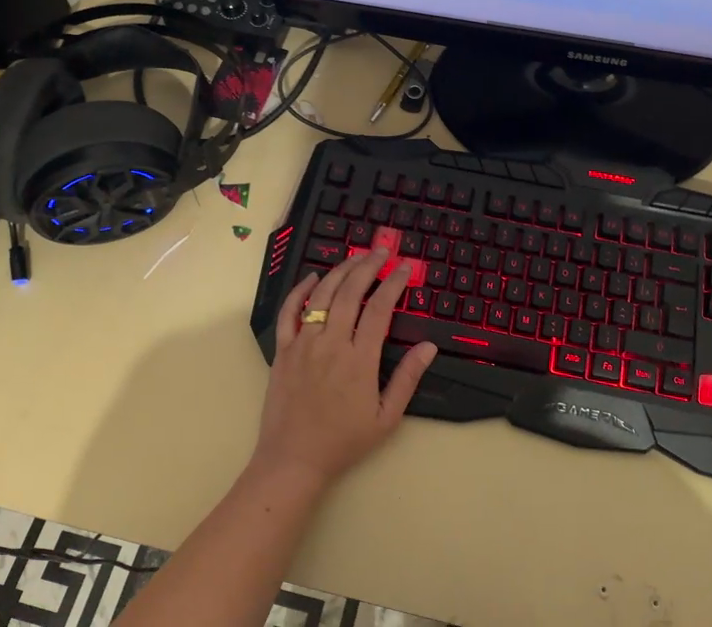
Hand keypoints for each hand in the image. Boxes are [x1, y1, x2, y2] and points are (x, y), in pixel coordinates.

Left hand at [254, 244, 436, 489]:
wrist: (293, 460)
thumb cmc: (343, 442)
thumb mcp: (386, 417)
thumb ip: (407, 378)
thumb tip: (428, 347)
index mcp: (359, 359)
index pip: (380, 309)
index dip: (394, 283)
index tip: (404, 267)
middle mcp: (331, 344)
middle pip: (351, 292)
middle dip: (368, 266)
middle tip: (382, 250)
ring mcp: (303, 345)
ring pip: (322, 296)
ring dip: (340, 271)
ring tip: (356, 257)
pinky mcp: (283, 351)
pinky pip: (289, 312)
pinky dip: (300, 291)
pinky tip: (313, 277)